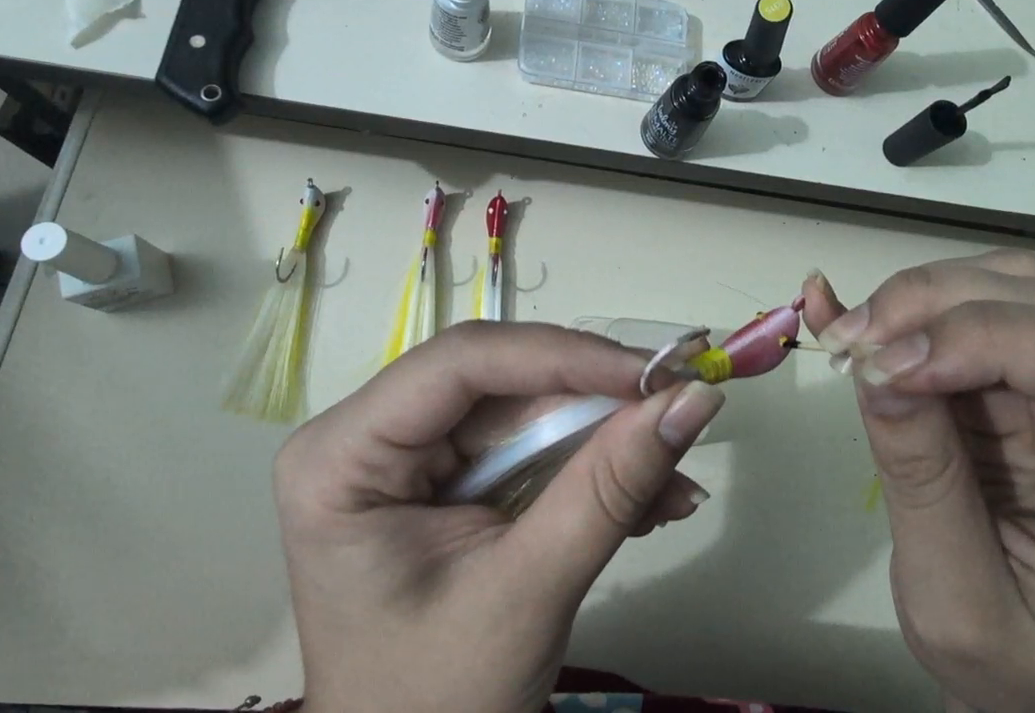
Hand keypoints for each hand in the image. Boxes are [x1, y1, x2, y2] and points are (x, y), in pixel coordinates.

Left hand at [275, 321, 724, 712]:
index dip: (562, 356)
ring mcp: (408, 457)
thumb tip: (692, 401)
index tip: (654, 375)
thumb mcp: (526, 593)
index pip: (460, 363)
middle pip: (497, 382)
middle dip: (595, 400)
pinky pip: (528, 449)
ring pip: (525, 412)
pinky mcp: (446, 479)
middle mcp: (367, 436)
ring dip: (605, 441)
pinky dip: (590, 471)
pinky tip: (648, 501)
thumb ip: (608, 489)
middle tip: (681, 407)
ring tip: (673, 481)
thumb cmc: (440, 699)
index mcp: (342, 457)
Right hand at [803, 252, 1034, 712]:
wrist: (1031, 677)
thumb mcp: (956, 608)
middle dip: (944, 310)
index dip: (1001, 343)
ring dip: (926, 299)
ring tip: (852, 339)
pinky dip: (915, 305)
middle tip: (851, 343)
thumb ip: (923, 481)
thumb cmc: (1014, 667)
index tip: (892, 367)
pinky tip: (847, 307)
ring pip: (1023, 291)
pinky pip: (985, 308)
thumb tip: (876, 363)